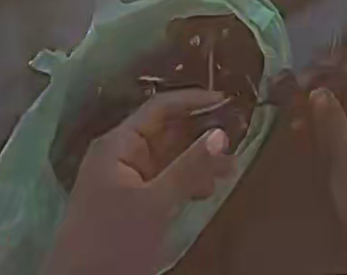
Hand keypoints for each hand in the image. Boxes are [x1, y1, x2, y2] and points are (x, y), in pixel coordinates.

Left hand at [43, 89, 236, 274]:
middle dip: (201, 136)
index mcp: (118, 145)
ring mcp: (125, 183)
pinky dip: (187, 182)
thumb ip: (189, 166)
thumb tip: (222, 132)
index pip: (161, 107)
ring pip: (170, 158)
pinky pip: (165, 182)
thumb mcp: (155, 205)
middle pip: (168, 132)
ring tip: (228, 171)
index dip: (194, 101)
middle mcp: (120, 157)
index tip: (228, 103)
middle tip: (235, 142)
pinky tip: (206, 192)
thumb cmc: (111, 246)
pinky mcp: (130, 208)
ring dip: (198, 161)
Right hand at [310, 60, 346, 274]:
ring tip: (298, 105)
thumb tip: (318, 90)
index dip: (335, 62)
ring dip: (328, 99)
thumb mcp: (344, 157)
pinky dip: (332, 119)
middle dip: (329, 78)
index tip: (306, 64)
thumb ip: (330, 120)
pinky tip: (308, 126)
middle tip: (299, 83)